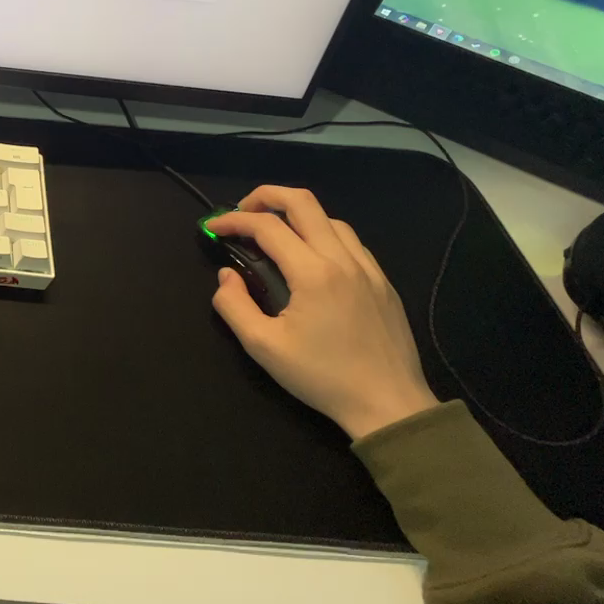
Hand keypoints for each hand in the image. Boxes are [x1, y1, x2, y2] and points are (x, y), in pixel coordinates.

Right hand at [207, 186, 439, 439]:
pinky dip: (323, 233)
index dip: (233, 220)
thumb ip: (234, 305)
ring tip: (274, 233)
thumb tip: (227, 275)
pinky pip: (350, 241)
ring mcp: (368, 269)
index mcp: (313, 273)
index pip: (267, 226)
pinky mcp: (383, 283)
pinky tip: (311, 255)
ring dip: (296, 215)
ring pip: (329, 218)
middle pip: (303, 202)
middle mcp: (343, 260)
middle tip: (241, 212)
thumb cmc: (323, 377)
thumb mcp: (263, 347)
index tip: (212, 229)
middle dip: (265, 197)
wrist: (390, 406)